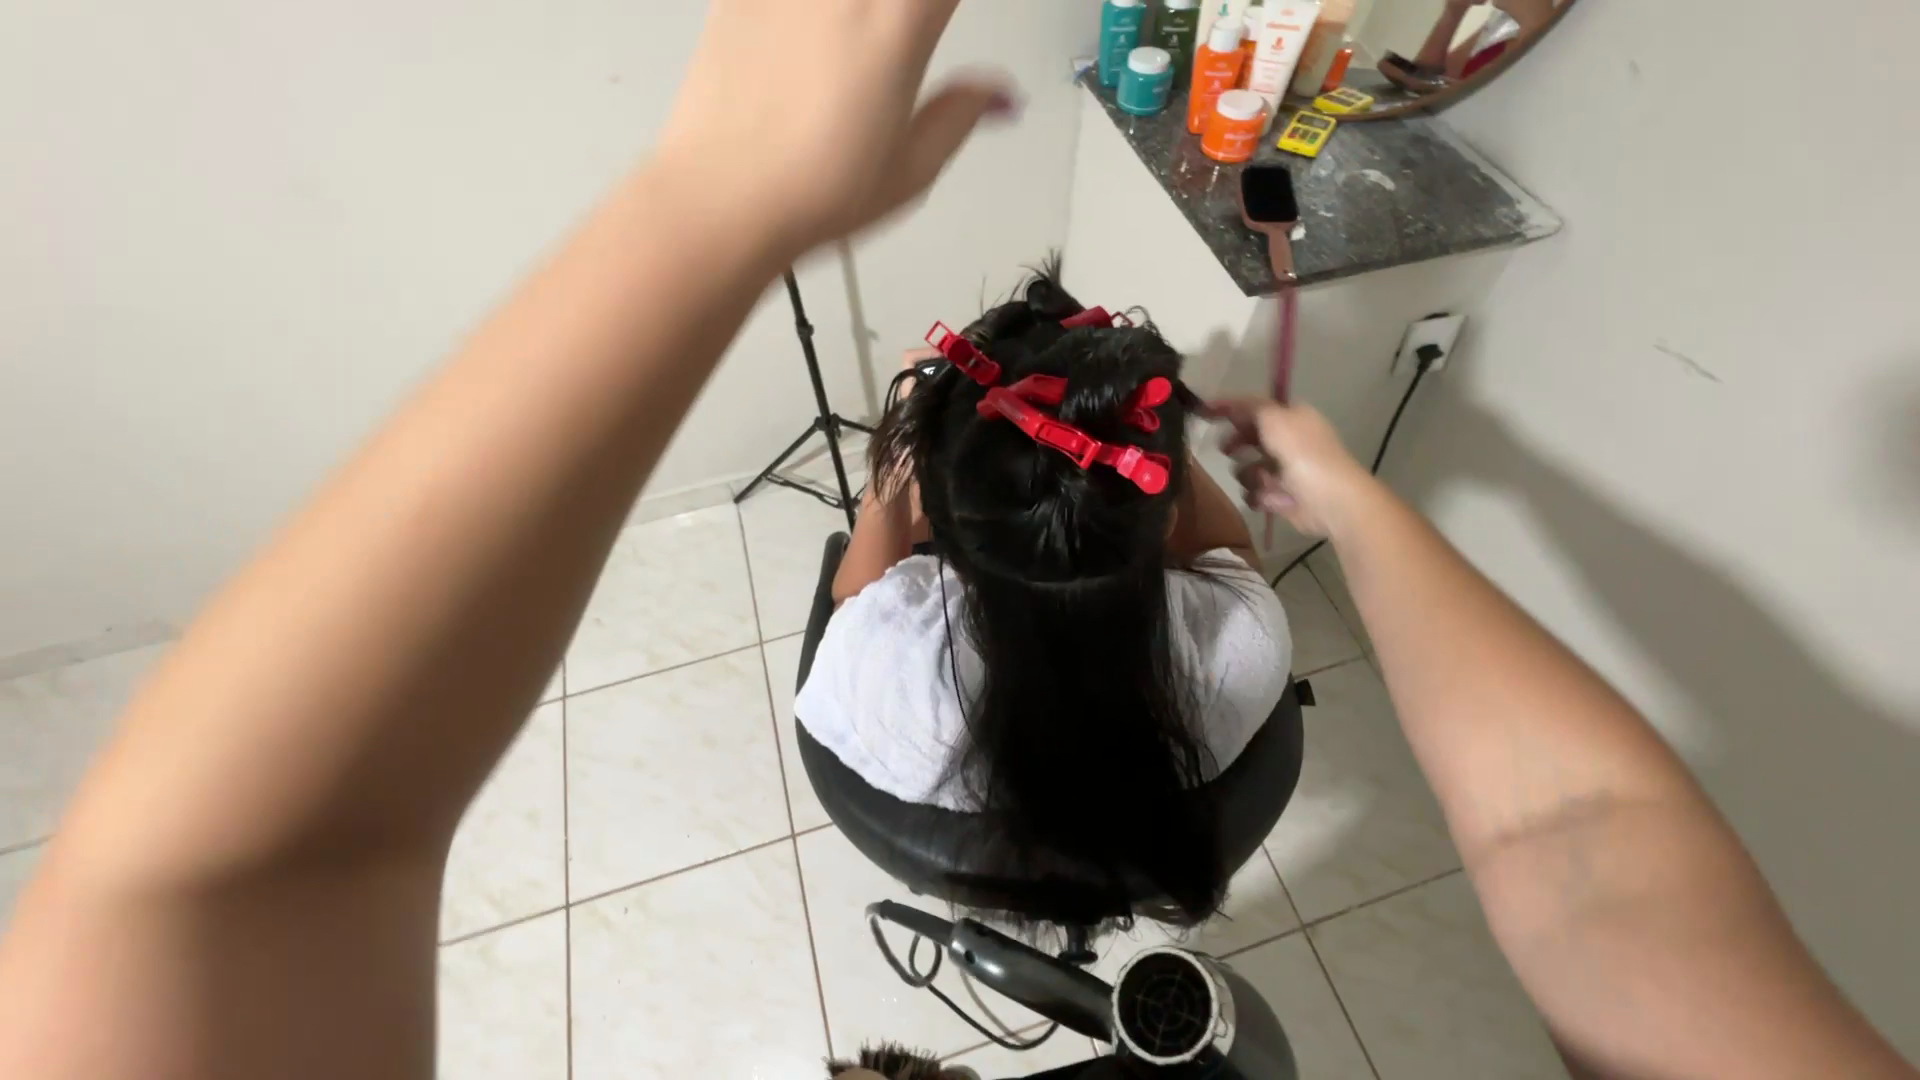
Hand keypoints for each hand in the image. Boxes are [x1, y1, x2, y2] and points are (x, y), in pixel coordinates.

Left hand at [657, 0, 1017, 255]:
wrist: (723, 200)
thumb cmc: (812, 194)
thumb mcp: (911, 171)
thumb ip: (962, 115)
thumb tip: (999, 96)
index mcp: (898, 24)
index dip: (953, 3)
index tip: (950, 19)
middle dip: (910, 10)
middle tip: (913, 29)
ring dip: (864, 12)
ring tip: (869, 40)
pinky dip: (817, 12)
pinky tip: (821, 33)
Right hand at [1212, 398, 1375, 537]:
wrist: (1330, 499)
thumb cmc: (1303, 453)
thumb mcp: (1275, 418)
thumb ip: (1249, 407)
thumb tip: (1231, 404)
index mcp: (1291, 418)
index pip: (1253, 407)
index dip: (1228, 408)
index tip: (1202, 412)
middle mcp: (1287, 441)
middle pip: (1248, 439)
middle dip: (1238, 445)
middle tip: (1228, 449)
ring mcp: (1284, 470)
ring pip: (1246, 470)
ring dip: (1251, 476)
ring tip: (1266, 481)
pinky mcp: (1280, 496)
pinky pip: (1254, 494)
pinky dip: (1260, 496)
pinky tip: (1272, 498)